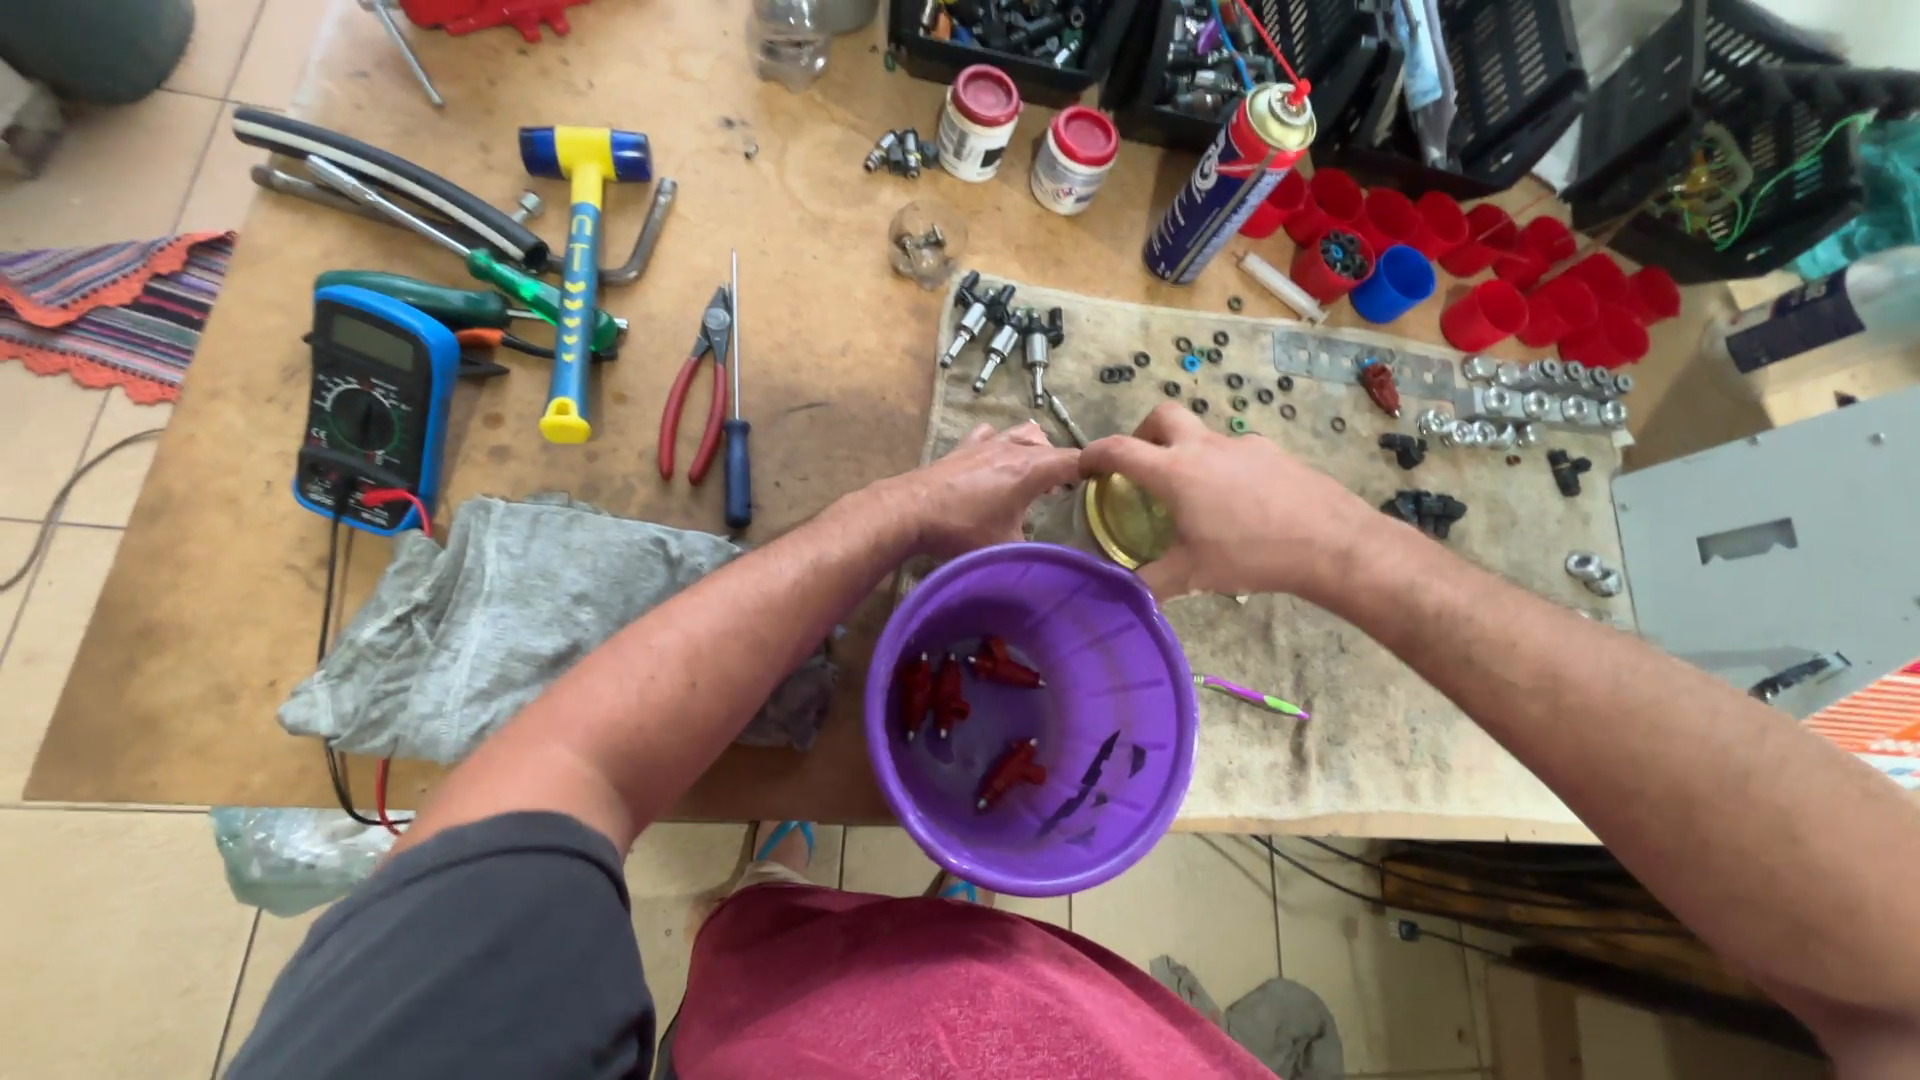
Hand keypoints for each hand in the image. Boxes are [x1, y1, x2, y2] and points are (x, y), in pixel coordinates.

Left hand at [879, 420, 1080, 557]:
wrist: (909, 511)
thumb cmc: (962, 530)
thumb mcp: (1006, 548)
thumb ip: (1038, 554)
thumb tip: (1061, 567)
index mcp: (1031, 469)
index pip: (1077, 460)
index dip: (1096, 470)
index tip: (1105, 486)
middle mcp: (1013, 448)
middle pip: (1053, 448)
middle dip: (1066, 467)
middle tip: (1066, 496)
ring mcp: (987, 444)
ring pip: (1025, 434)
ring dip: (1037, 451)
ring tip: (1036, 477)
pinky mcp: (963, 448)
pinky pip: (992, 436)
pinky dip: (1002, 444)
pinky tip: (997, 461)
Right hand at [1080, 402, 1379, 601]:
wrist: (1331, 543)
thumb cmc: (1252, 555)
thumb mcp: (1193, 575)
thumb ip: (1151, 582)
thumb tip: (1123, 593)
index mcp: (1175, 471)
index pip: (1119, 449)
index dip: (1094, 454)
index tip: (1085, 467)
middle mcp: (1204, 447)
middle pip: (1162, 416)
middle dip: (1143, 432)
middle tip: (1143, 465)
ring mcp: (1243, 445)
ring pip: (1203, 435)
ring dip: (1187, 453)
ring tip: (1196, 496)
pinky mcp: (1274, 453)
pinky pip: (1236, 452)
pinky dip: (1224, 468)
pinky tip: (1239, 504)